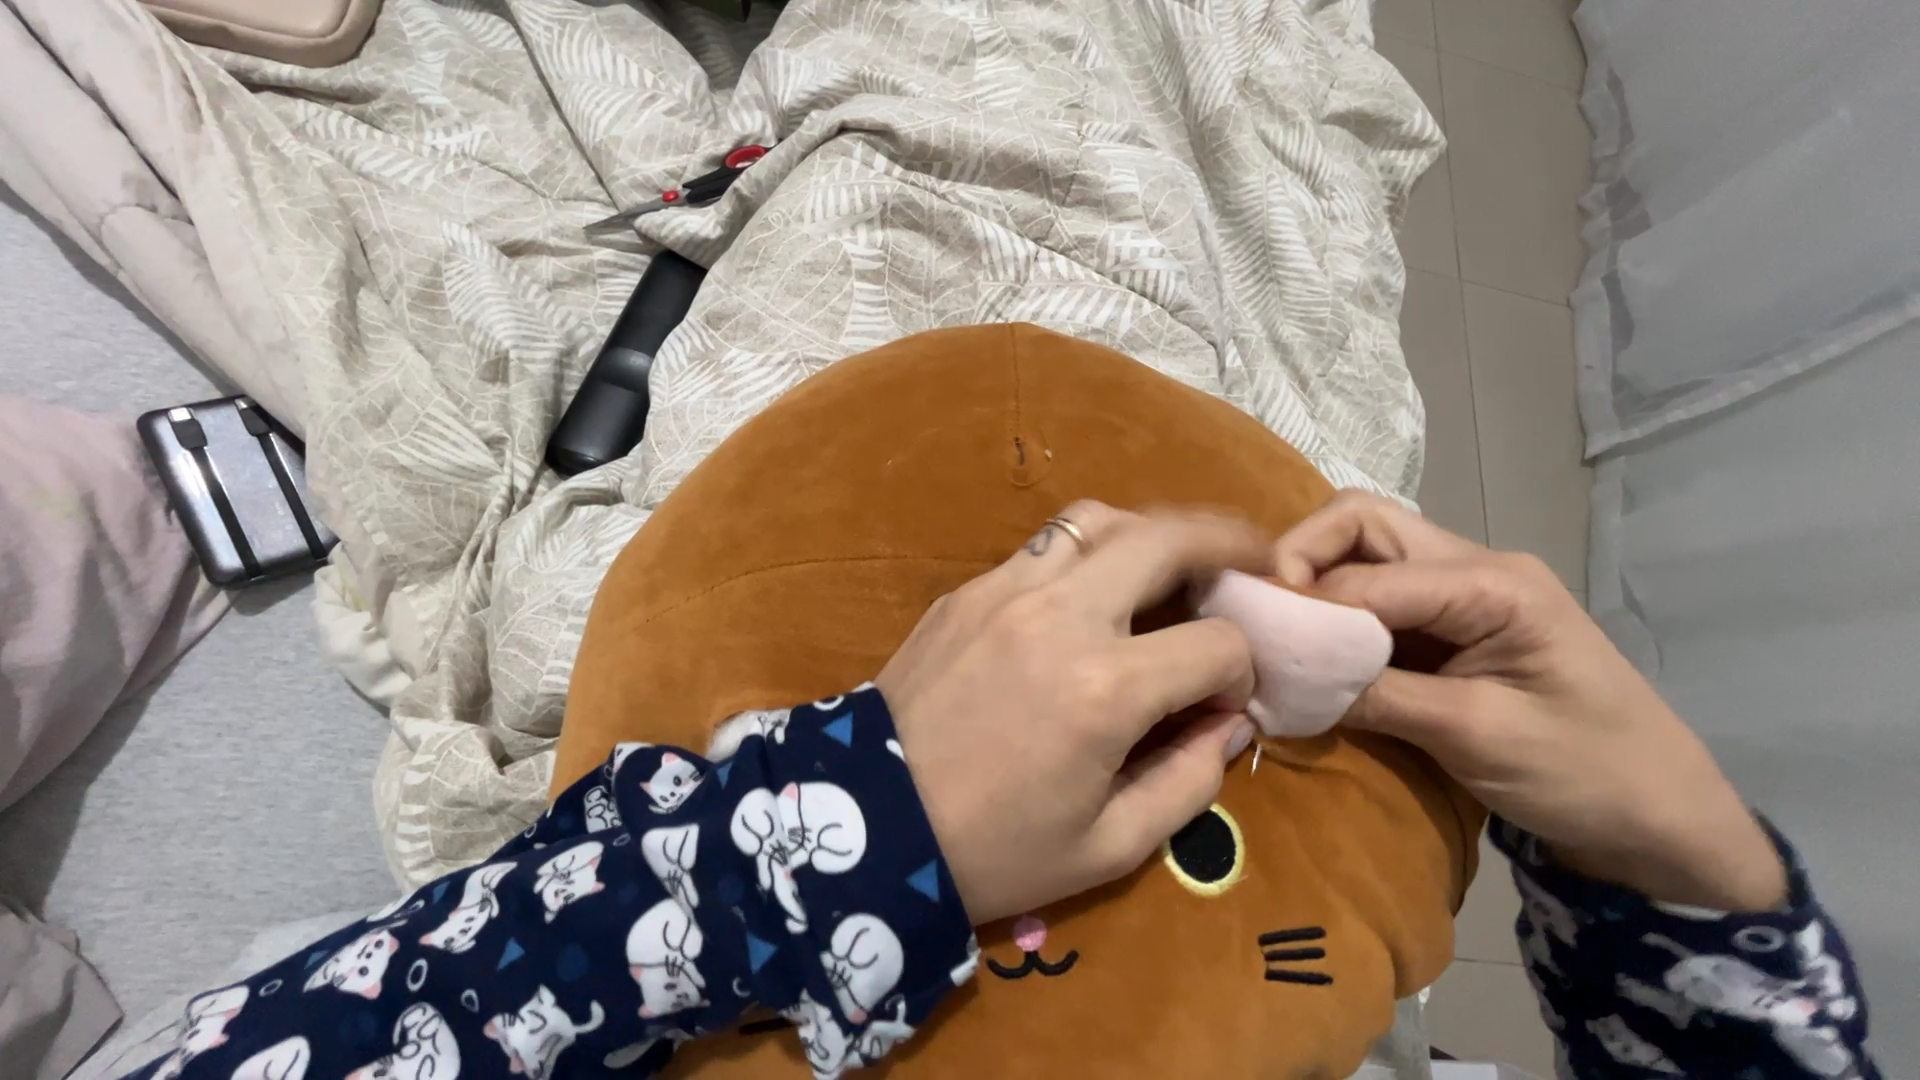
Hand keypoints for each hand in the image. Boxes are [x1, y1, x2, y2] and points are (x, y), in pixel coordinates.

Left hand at [877, 502, 1263, 924]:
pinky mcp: (967, 590)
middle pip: (1168, 538)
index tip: (1225, 698)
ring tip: (1173, 562)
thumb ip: (1189, 780)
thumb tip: (1228, 720)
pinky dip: (1087, 553)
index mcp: (1105, 690)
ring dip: (1150, 533)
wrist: (869, 826)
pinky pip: (1043, 546)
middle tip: (1255, 559)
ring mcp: (1006, 591)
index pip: (1216, 645)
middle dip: (1228, 543)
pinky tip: (1093, 590)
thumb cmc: (993, 850)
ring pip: (1098, 520)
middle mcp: (1060, 617)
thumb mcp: (1110, 847)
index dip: (1242, 671)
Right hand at [1275, 491, 1786, 911]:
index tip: (1253, 643)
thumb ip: (1374, 694)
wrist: (1662, 819)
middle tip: (1261, 615)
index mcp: (1492, 584)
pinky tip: (1311, 646)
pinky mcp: (1448, 622)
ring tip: (1279, 630)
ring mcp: (1460, 591)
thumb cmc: (1586, 774)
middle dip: (1298, 557)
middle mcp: (1472, 566)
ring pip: (1362, 549)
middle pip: (1361, 522)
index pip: (1366, 572)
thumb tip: (1281, 676)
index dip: (1301, 600)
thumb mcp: (1474, 736)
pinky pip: (1373, 592)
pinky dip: (1331, 610)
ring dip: (1312, 579)